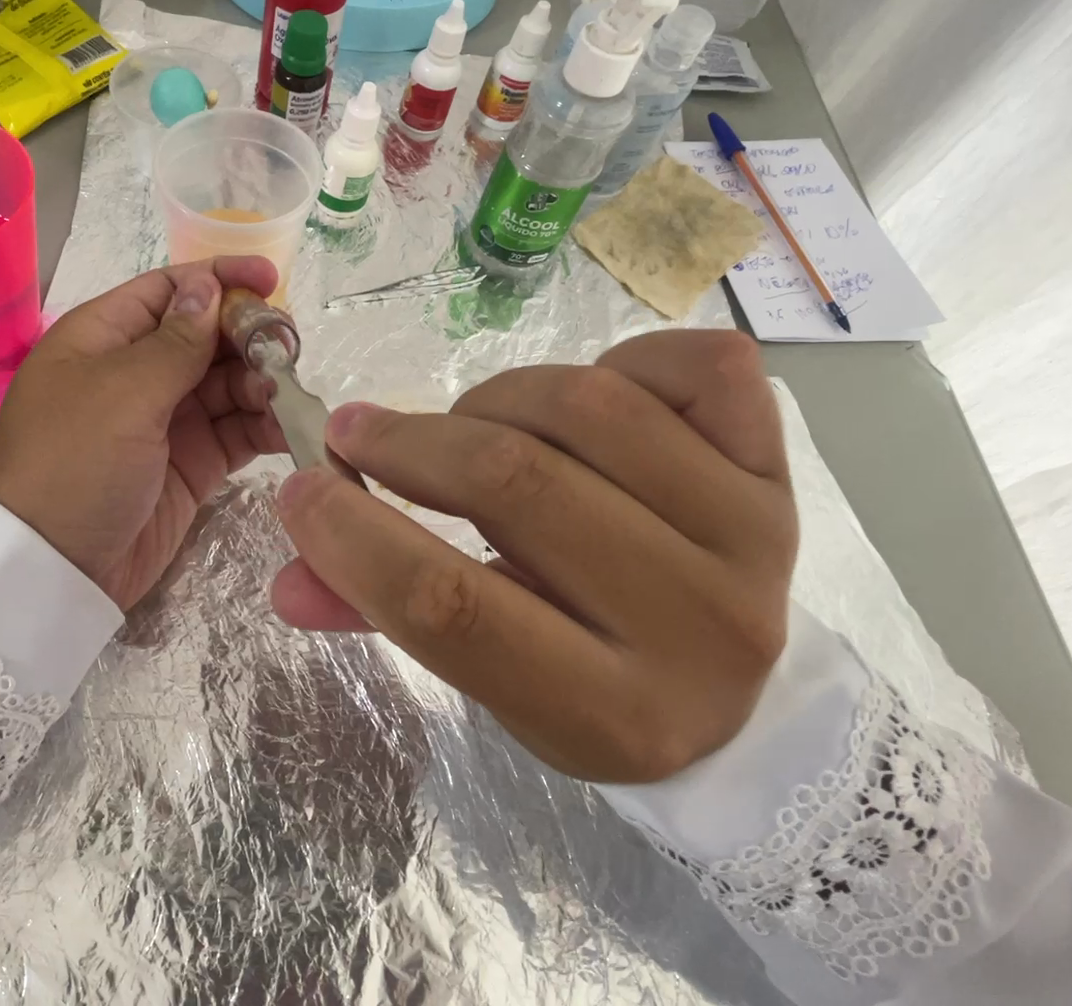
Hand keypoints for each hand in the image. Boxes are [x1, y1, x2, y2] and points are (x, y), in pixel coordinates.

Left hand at [0, 257, 287, 609]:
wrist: (51, 567)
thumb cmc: (73, 462)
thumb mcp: (121, 392)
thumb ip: (175, 342)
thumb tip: (207, 288)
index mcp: (104, 338)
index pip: (169, 291)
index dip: (218, 280)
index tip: (270, 280)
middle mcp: (136, 373)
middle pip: (206, 337)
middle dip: (249, 337)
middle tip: (288, 352)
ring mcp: (166, 422)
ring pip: (227, 385)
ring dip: (262, 383)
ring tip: (288, 394)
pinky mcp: (190, 466)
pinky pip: (235, 433)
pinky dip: (264, 427)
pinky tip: (290, 426)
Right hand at [270, 330, 797, 783]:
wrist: (740, 704)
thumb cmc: (591, 695)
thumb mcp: (488, 683)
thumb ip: (388, 619)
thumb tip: (286, 578)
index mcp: (610, 711)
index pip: (451, 608)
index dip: (354, 539)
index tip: (302, 490)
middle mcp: (698, 623)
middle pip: (517, 487)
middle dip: (410, 447)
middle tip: (356, 436)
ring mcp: (754, 535)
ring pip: (591, 410)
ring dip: (495, 401)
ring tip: (465, 427)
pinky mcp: (784, 470)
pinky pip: (697, 364)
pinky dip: (619, 361)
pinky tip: (585, 402)